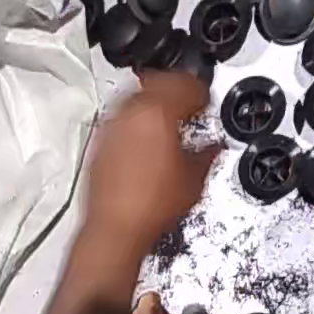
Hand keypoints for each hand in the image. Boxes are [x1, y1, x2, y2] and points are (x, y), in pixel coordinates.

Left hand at [79, 72, 218, 263]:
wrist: (117, 230)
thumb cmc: (150, 208)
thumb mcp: (193, 180)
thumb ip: (206, 155)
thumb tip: (213, 148)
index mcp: (158, 112)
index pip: (185, 85)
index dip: (201, 91)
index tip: (205, 99)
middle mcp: (130, 113)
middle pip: (156, 83)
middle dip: (175, 90)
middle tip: (189, 102)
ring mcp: (111, 127)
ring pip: (135, 100)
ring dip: (153, 105)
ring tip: (167, 121)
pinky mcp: (100, 144)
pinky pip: (120, 122)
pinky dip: (136, 124)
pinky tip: (145, 141)